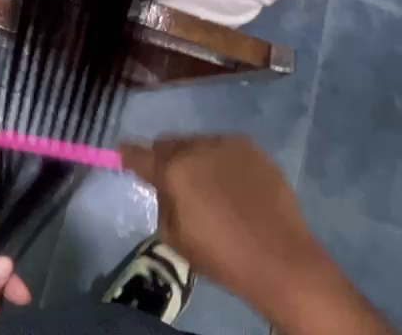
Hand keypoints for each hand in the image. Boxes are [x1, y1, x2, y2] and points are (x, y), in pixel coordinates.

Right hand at [118, 135, 321, 303]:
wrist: (281, 258)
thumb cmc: (222, 256)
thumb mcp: (176, 238)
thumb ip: (163, 203)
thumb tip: (165, 186)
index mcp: (173, 171)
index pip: (139, 155)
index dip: (127, 154)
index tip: (121, 152)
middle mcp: (197, 147)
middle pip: (169, 144)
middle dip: (166, 159)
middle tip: (175, 183)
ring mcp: (227, 144)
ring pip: (198, 143)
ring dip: (195, 159)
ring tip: (209, 187)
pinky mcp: (252, 148)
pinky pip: (225, 148)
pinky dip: (221, 161)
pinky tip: (233, 186)